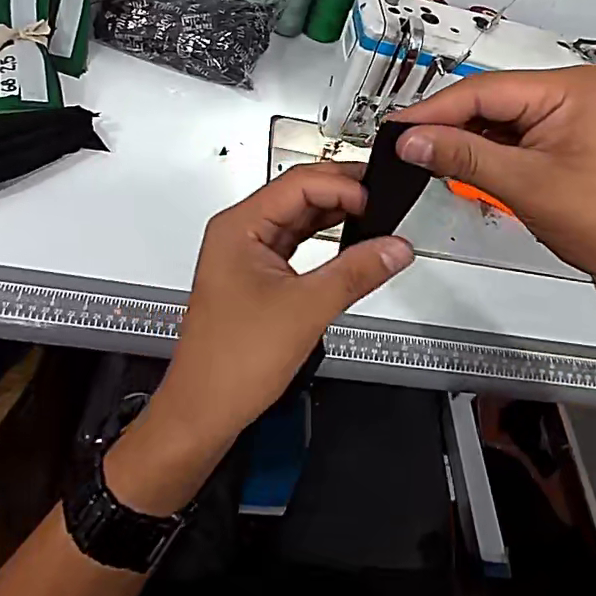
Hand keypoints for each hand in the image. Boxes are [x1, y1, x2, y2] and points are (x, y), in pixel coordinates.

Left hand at [110, 164, 415, 512]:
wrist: (203, 411)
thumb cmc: (228, 364)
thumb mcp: (306, 309)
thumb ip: (356, 272)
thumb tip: (392, 248)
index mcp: (238, 227)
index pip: (298, 184)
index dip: (340, 186)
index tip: (373, 199)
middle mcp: (238, 233)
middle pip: (297, 192)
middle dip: (340, 190)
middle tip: (378, 192)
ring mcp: (246, 253)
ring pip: (297, 216)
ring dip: (334, 211)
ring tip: (370, 211)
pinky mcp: (257, 273)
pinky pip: (295, 240)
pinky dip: (324, 236)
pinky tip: (348, 239)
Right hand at [389, 65, 595, 290]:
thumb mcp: (528, 186)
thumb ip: (463, 157)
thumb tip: (415, 139)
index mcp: (571, 88)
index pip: (483, 89)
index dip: (434, 111)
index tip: (399, 130)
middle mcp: (575, 94)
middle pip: (491, 101)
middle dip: (450, 127)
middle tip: (410, 148)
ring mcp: (575, 118)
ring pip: (502, 121)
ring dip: (470, 142)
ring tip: (435, 163)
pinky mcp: (571, 142)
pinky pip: (518, 138)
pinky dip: (492, 154)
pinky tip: (472, 169)